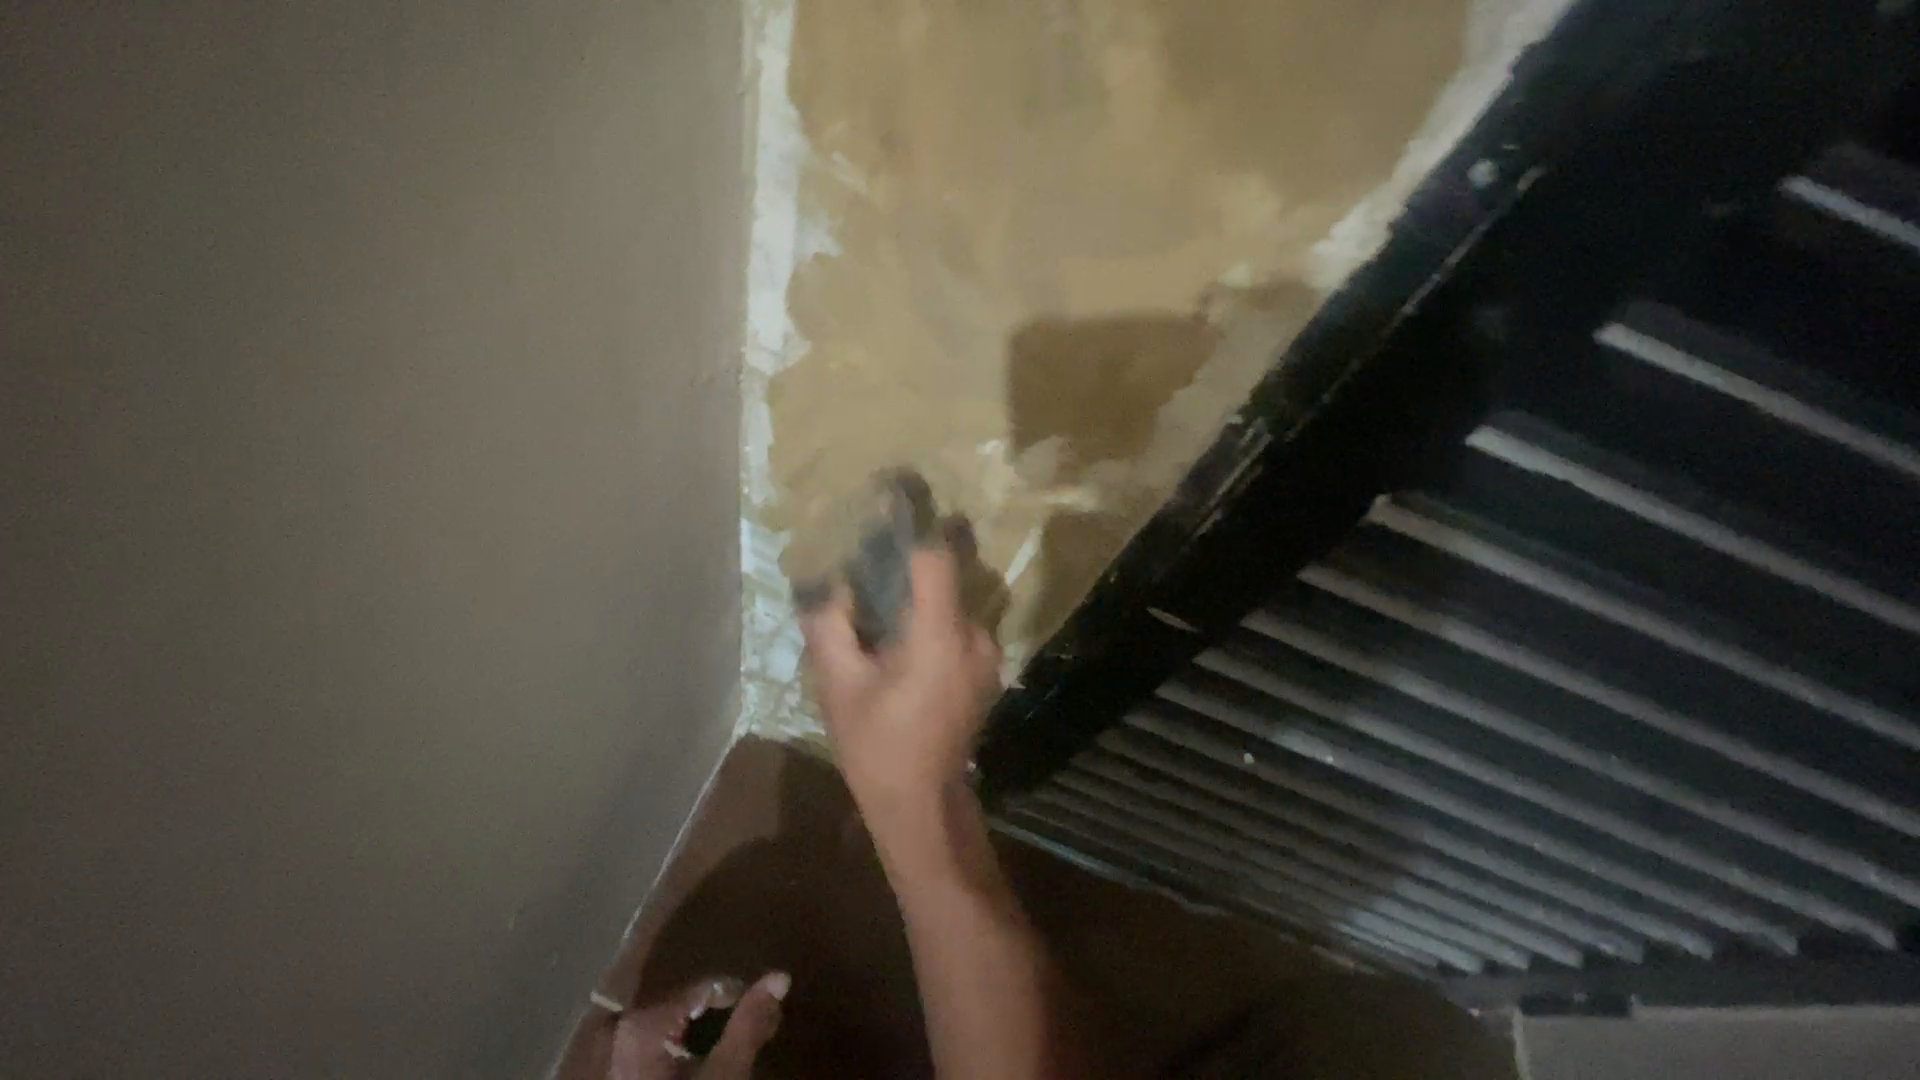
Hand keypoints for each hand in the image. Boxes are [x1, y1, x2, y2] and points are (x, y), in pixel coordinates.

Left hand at [607, 972, 788, 1079]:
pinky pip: (651, 1047)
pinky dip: (677, 1052)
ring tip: (726, 1053)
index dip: (740, 998)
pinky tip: (693, 1070)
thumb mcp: (726, 1076)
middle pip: (686, 1004)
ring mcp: (612, 1055)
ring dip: (700, 1034)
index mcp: (644, 1023)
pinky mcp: (616, 1075)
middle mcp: (622, 1029)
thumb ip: (751, 1024)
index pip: (706, 988)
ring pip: (670, 1025)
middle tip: (749, 1035)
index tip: (765, 1019)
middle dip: (719, 1016)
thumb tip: (780, 977)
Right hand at [800, 547, 1001, 812]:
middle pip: (944, 576)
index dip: (915, 523)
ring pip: (952, 602)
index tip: (891, 494)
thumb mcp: (837, 686)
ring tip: (881, 611)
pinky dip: (933, 619)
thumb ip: (830, 625)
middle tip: (869, 565)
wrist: (922, 803)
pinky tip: (903, 641)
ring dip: (920, 597)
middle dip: (908, 565)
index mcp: (940, 636)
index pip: (937, 557)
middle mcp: (976, 635)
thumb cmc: (876, 746)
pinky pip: (959, 625)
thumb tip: (830, 582)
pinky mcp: (989, 668)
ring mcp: (989, 653)